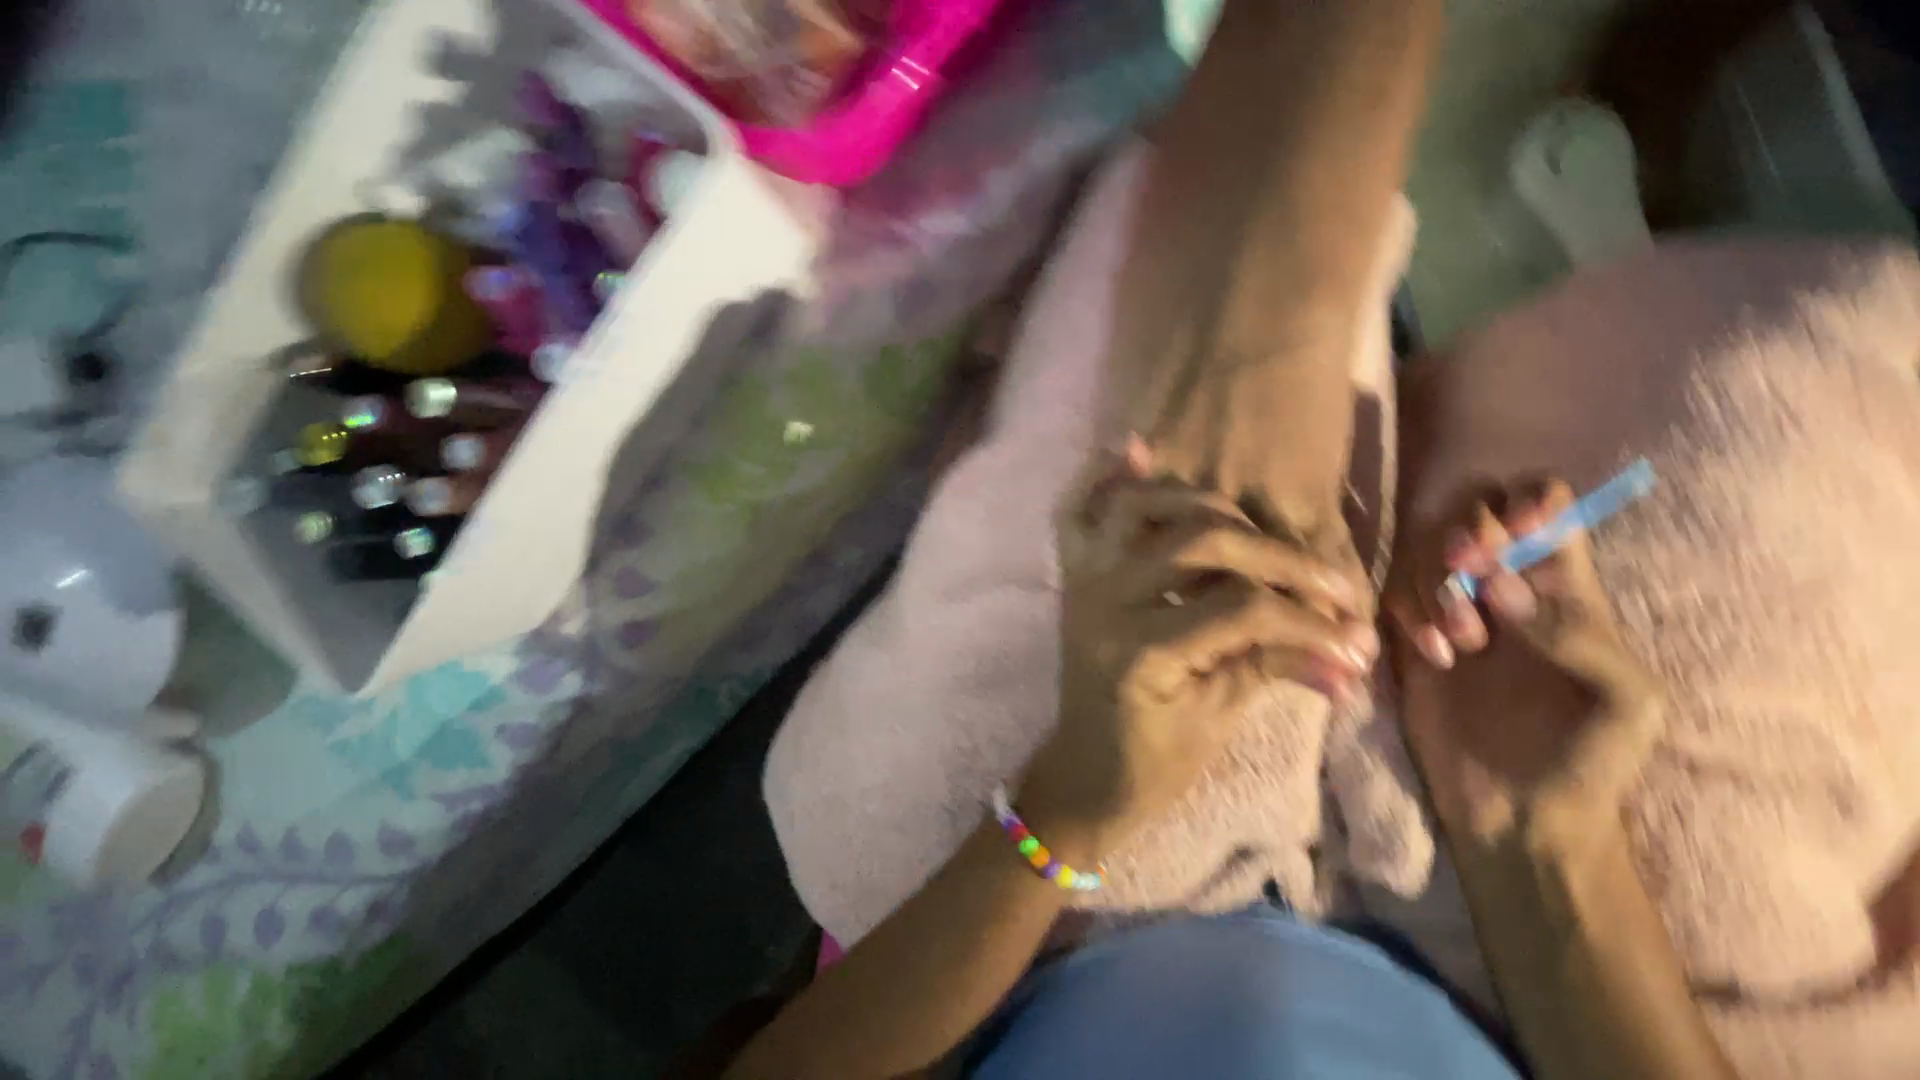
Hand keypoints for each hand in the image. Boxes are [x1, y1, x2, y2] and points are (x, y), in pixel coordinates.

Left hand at [1017, 437, 1378, 863]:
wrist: (1085, 771)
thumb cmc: (1155, 760)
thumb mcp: (1220, 717)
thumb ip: (1279, 666)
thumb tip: (1356, 652)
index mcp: (1141, 650)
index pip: (1242, 608)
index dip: (1308, 618)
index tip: (1355, 636)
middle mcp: (1105, 599)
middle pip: (1201, 541)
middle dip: (1277, 558)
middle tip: (1328, 585)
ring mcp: (1085, 580)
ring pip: (1144, 507)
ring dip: (1207, 506)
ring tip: (1256, 532)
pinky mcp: (1075, 573)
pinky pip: (1078, 512)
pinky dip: (1104, 479)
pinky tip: (1141, 453)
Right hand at [1387, 479, 1664, 845]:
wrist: (1520, 819)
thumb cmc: (1590, 762)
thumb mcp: (1630, 703)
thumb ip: (1587, 635)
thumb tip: (1506, 587)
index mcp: (1570, 594)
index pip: (1548, 511)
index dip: (1530, 504)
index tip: (1519, 531)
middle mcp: (1507, 592)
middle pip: (1475, 519)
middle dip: (1470, 537)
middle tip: (1472, 573)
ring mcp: (1455, 614)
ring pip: (1426, 553)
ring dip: (1437, 584)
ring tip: (1460, 643)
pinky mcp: (1412, 641)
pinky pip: (1394, 596)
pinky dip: (1407, 613)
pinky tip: (1431, 656)